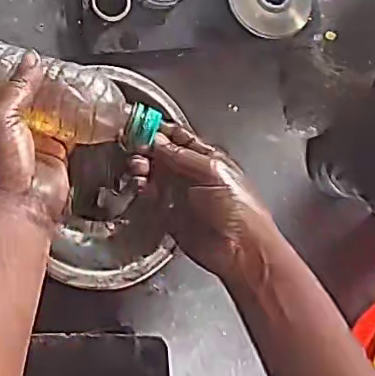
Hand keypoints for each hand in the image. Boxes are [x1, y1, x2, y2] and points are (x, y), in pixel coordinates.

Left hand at [0, 54, 70, 225]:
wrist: (23, 206)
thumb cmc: (2, 171)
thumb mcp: (1, 117)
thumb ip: (17, 88)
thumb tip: (30, 61)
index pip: (12, 89)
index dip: (25, 74)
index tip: (40, 60)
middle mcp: (18, 130)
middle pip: (38, 100)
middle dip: (51, 86)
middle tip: (66, 70)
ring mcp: (40, 143)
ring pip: (57, 114)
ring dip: (68, 102)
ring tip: (81, 84)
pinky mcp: (60, 154)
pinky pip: (73, 132)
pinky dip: (82, 122)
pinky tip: (90, 110)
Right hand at [148, 124, 278, 282]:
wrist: (239, 250)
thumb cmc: (238, 209)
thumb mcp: (211, 171)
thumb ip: (181, 155)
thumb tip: (157, 140)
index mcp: (206, 158)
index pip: (178, 137)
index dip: (159, 130)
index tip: (139, 126)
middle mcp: (191, 174)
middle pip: (161, 154)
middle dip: (145, 148)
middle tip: (134, 147)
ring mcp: (179, 194)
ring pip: (152, 173)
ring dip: (141, 167)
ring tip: (137, 167)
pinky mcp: (169, 214)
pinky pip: (149, 196)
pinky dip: (141, 188)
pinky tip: (139, 184)